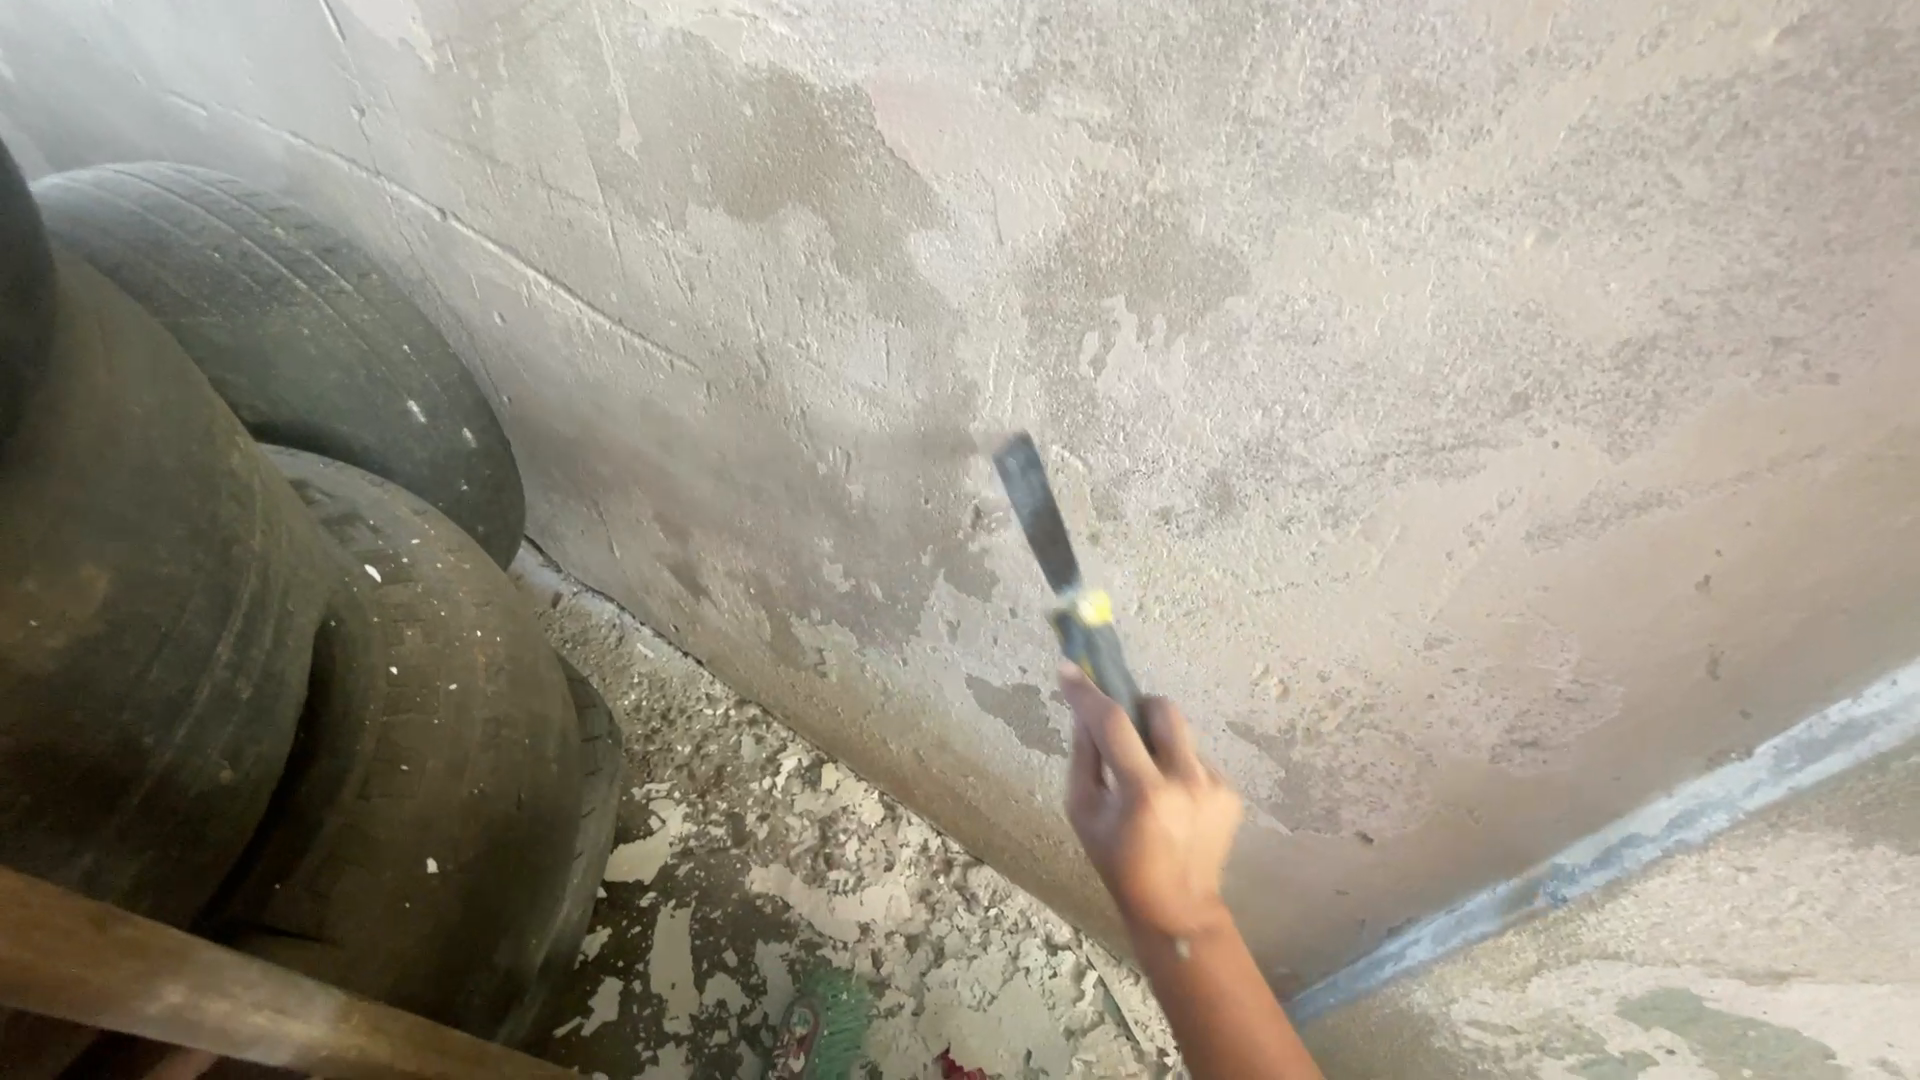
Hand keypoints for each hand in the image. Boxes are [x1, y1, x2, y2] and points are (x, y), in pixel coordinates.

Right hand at [1059, 665, 1242, 938]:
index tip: (1069, 669)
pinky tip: (1171, 802)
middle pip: (1162, 708)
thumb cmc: (1118, 862)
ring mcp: (1215, 785)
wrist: (1177, 909)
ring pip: (1180, 733)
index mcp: (1144, 791)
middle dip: (1137, 708)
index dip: (1087, 692)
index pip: (1111, 722)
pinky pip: (1195, 758)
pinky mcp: (1231, 792)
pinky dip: (1176, 767)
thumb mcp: (1083, 811)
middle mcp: (1186, 781)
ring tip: (1148, 779)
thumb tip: (1083, 710)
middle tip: (1122, 731)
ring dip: (1157, 742)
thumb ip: (1084, 755)